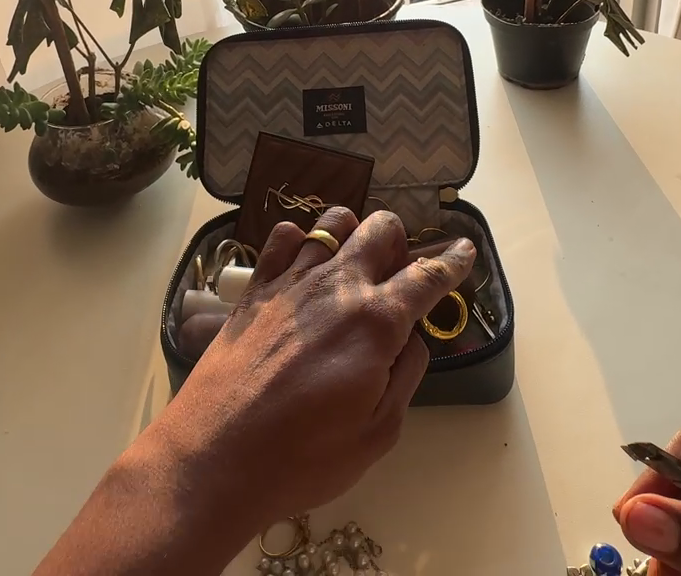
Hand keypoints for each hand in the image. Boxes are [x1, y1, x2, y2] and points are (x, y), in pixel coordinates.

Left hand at [163, 206, 476, 527]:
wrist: (215, 456)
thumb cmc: (303, 458)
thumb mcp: (378, 433)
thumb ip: (406, 374)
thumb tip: (412, 336)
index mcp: (376, 321)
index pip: (427, 277)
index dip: (453, 262)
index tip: (465, 249)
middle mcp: (337, 285)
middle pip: (381, 229)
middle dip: (399, 241)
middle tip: (396, 274)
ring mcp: (292, 279)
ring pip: (334, 222)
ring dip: (353, 234)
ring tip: (351, 264)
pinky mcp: (256, 287)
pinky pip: (282, 236)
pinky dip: (299, 240)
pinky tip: (302, 265)